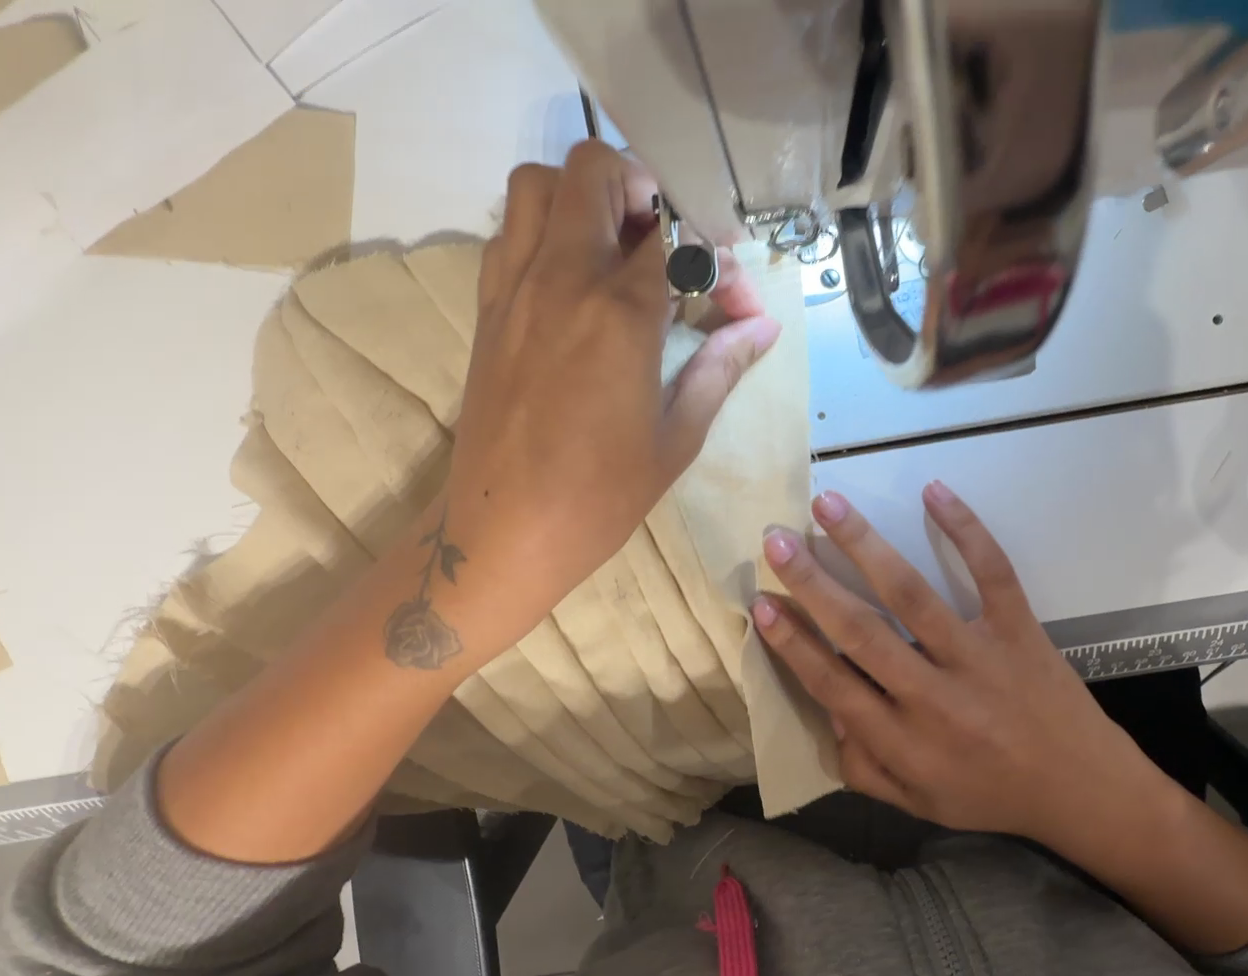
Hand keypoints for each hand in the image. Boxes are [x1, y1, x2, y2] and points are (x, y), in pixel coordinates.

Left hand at [451, 141, 781, 620]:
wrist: (504, 530)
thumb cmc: (600, 496)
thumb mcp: (677, 437)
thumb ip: (720, 367)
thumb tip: (760, 327)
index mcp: (620, 314)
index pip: (678, 238)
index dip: (716, 255)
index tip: (732, 298)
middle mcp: (562, 280)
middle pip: (596, 172)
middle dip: (646, 188)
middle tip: (670, 241)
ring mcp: (514, 289)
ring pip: (538, 184)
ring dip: (585, 195)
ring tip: (619, 246)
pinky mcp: (487, 309)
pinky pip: (510, 231)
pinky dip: (546, 229)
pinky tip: (576, 281)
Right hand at [750, 482, 1171, 846]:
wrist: (1083, 789)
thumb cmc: (991, 794)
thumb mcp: (917, 802)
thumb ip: (863, 766)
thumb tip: (825, 713)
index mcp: (904, 740)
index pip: (832, 683)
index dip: (792, 643)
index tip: (760, 602)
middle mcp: (934, 695)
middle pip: (860, 631)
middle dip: (812, 583)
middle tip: (775, 540)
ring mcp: (978, 656)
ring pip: (912, 594)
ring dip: (865, 545)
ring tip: (828, 505)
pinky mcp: (1018, 629)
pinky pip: (991, 572)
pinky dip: (965, 530)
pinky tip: (934, 491)